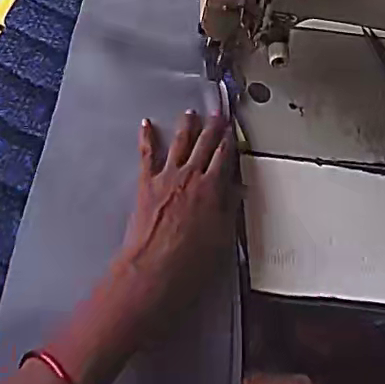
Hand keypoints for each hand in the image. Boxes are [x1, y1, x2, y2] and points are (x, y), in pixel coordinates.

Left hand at [102, 110, 238, 337]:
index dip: (228, 141)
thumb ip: (229, 208)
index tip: (231, 130)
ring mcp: (167, 176)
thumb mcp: (222, 237)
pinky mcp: (146, 182)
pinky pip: (147, 154)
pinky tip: (146, 124)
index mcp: (212, 187)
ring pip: (179, 143)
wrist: (154, 270)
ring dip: (186, 126)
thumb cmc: (192, 261)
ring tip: (190, 113)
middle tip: (216, 113)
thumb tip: (238, 189)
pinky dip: (147, 137)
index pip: (223, 156)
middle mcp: (190, 175)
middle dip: (212, 127)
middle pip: (204, 144)